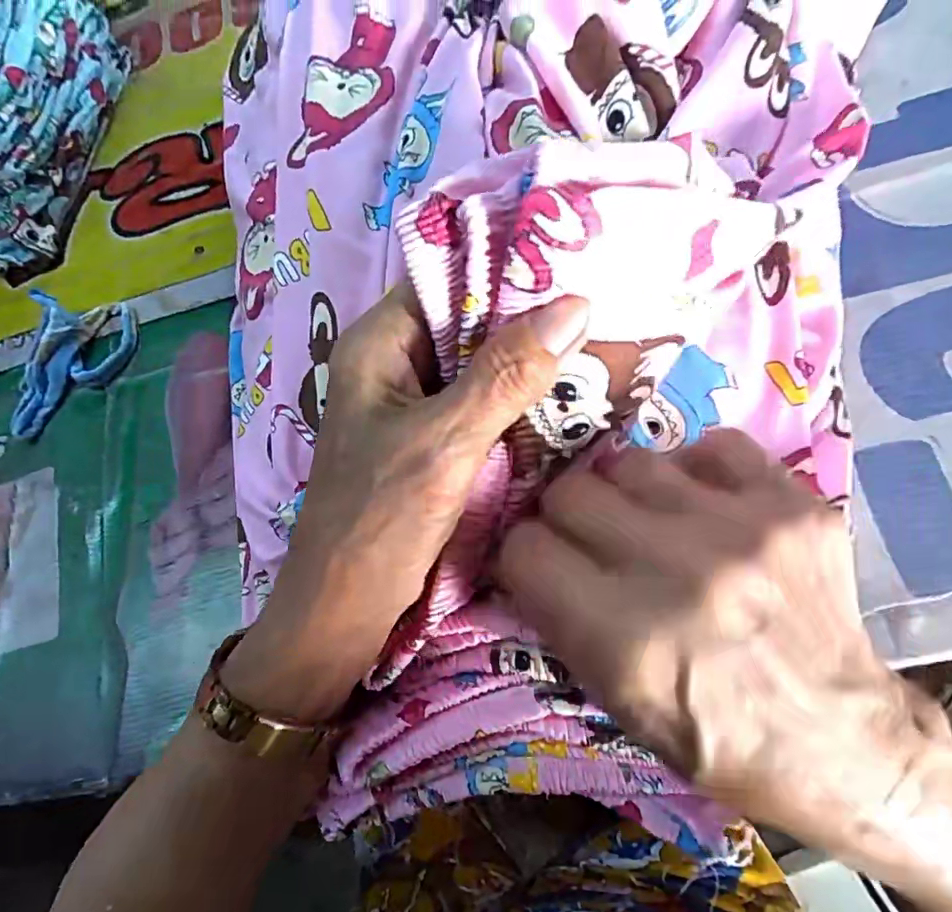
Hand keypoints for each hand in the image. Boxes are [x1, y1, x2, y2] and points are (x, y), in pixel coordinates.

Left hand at [223, 286, 591, 722]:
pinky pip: (479, 410)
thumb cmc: (379, 522)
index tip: (580, 266)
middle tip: (607, 313)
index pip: (446, 281)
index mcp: (377, 348)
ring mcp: (411, 410)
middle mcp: (391, 368)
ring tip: (605, 351)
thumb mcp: (445, 443)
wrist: (344, 607)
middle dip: (529, 322)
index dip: (508, 270)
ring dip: (530, 367)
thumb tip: (574, 305)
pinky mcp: (429, 447)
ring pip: (478, 370)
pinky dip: (518, 407)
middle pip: (466, 324)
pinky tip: (568, 406)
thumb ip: (505, 376)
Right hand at [494, 428, 951, 847]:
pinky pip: (714, 447)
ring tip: (643, 522)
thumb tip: (529, 552)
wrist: (835, 742)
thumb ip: (559, 615)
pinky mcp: (795, 507)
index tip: (540, 569)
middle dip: (564, 520)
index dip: (524, 558)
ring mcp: (740, 530)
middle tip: (587, 544)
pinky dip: (695, 471)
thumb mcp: (608, 694)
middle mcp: (674, 571)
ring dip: (622, 493)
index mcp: (620, 635)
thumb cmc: (706, 736)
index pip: (523, 549)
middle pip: (568, 494)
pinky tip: (701, 505)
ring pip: (629, 461)